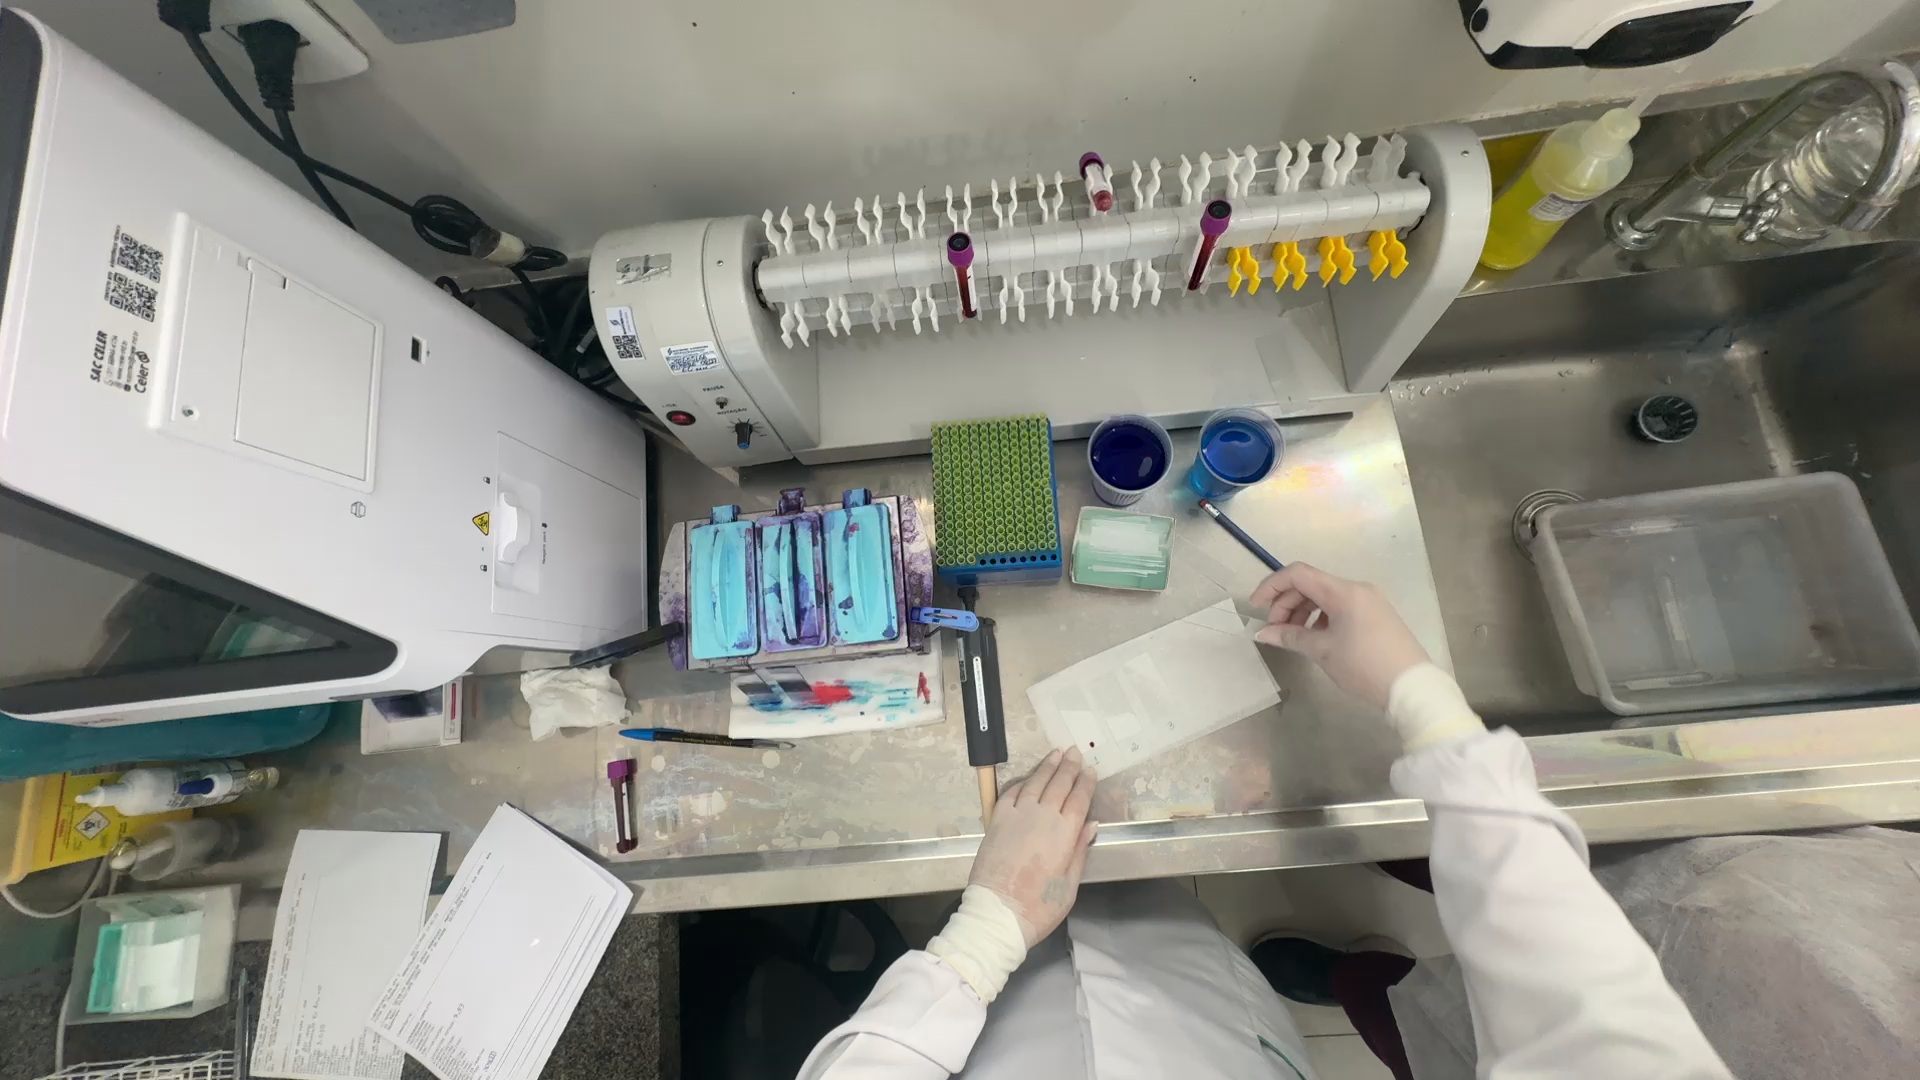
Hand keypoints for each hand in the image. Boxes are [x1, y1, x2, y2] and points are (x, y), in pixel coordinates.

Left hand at [968, 746, 1098, 946]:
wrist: (998, 912)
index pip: (1079, 800)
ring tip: (1056, 753)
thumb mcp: (1069, 885)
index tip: (1091, 770)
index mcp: (1064, 833)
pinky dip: (1023, 782)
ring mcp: (1017, 815)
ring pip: (1036, 782)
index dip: (1086, 783)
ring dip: (1047, 766)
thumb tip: (1090, 824)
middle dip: (1069, 767)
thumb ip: (1079, 850)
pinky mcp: (997, 819)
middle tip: (1075, 751)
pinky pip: (1012, 792)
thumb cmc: (1039, 906)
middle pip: (1059, 784)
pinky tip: (1029, 778)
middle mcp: (1042, 816)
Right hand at [1251, 563, 1430, 707]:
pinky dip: (1320, 618)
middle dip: (1285, 604)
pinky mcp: (1375, 616)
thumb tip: (1262, 633)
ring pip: (1324, 597)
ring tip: (1292, 636)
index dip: (1271, 586)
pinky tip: (1315, 638)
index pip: (1297, 574)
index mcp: (1344, 591)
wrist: (1413, 689)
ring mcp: (1369, 602)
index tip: (1256, 607)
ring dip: (1301, 612)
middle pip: (1309, 585)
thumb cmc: (1364, 665)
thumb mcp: (1322, 651)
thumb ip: (1289, 636)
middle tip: (1274, 630)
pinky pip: (1339, 607)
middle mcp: (1357, 589)